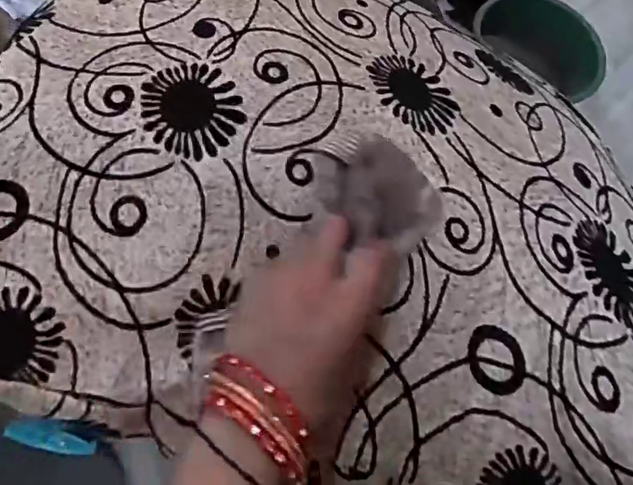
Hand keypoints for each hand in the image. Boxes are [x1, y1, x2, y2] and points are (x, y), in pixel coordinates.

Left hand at [219, 215, 395, 436]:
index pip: (374, 253)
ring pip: (304, 239)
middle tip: (343, 250)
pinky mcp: (255, 274)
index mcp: (348, 301)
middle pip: (334, 227)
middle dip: (342, 233)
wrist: (252, 405)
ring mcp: (283, 269)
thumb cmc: (314, 399)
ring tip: (310, 275)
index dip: (379, 249)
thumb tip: (369, 296)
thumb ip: (365, 320)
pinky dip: (287, 270)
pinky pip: (280, 260)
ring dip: (312, 251)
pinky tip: (283, 292)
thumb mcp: (355, 365)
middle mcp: (317, 274)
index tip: (380, 253)